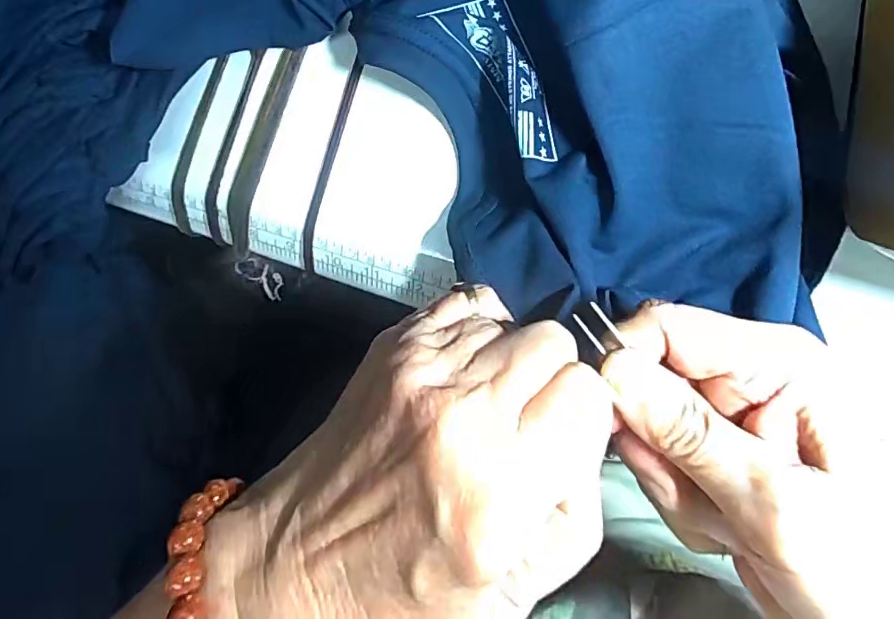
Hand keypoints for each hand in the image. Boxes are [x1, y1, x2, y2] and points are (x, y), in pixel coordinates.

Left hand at [191, 285, 612, 617]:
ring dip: (512, 353)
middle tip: (532, 413)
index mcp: (497, 487)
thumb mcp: (517, 589)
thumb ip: (576, 506)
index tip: (567, 430)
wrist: (304, 558)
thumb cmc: (409, 589)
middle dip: (555, 373)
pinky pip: (465, 303)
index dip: (587, 411)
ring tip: (491, 397)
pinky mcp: (394, 346)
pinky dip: (478, 327)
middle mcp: (458, 414)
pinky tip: (467, 366)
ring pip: (509, 319)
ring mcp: (420, 369)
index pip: (586, 392)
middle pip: (550, 340)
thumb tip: (590, 429)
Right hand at [600, 303, 893, 618]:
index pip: (666, 327)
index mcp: (779, 362)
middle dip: (660, 447)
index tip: (614, 421)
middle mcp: (751, 379)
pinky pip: (661, 465)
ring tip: (729, 521)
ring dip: (674, 485)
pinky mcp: (720, 458)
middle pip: (651, 379)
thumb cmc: (886, 588)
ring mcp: (734, 421)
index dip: (628, 367)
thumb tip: (617, 372)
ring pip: (649, 428)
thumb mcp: (780, 506)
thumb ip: (692, 435)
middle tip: (700, 495)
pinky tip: (730, 530)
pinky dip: (682, 506)